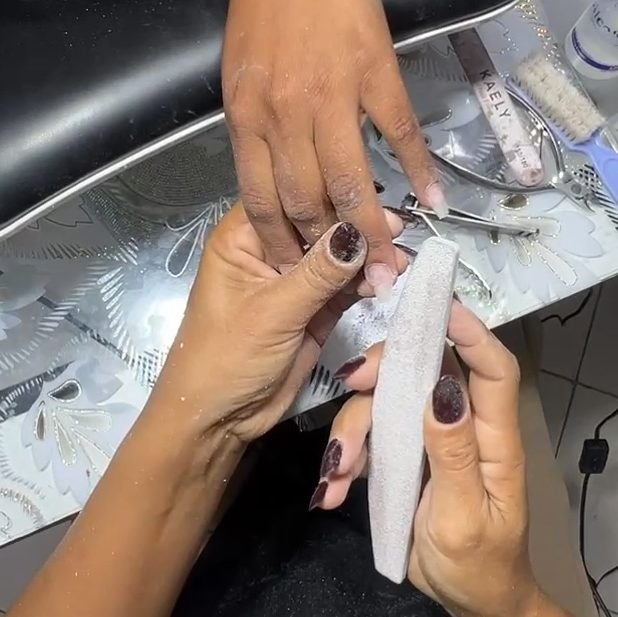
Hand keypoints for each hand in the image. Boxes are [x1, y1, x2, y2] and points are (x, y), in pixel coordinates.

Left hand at [149, 206, 404, 442]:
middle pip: (319, 225)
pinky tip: (388, 278)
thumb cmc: (226, 358)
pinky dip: (365, 283)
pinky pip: (345, 285)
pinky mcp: (313, 308)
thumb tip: (359, 230)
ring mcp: (293, 279)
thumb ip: (318, 273)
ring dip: (366, 257)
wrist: (218, 421)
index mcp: (243, 235)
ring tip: (399, 258)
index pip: (290, 197)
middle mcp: (269, 248)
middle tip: (395, 230)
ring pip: (337, 256)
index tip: (372, 198)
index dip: (330, 194)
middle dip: (355, 228)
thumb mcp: (272, 312)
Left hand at [223, 0, 443, 283]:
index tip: (299, 277)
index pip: (261, 200)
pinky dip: (416, 168)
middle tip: (355, 288)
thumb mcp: (238, 70)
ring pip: (353, 180)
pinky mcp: (375, 69)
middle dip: (331, 253)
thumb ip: (254, 127)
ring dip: (375, 229)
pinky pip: (398, 133)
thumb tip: (274, 178)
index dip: (282, 245)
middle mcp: (285, 113)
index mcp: (246, 114)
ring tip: (393, 263)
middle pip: (308, 201)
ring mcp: (333, 92)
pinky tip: (431, 198)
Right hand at [316, 304, 539, 616]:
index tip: (435, 304)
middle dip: (385, 369)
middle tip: (351, 380)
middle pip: (425, 371)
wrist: (471, 605)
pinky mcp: (401, 454)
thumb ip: (453, 454)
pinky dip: (345, 456)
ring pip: (385, 401)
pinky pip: (367, 435)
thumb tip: (443, 388)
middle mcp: (461, 426)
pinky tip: (332, 488)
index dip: (471, 331)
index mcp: (493, 438)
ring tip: (337, 472)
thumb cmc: (481, 567)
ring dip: (353, 428)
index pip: (494, 369)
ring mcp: (427, 437)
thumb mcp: (465, 519)